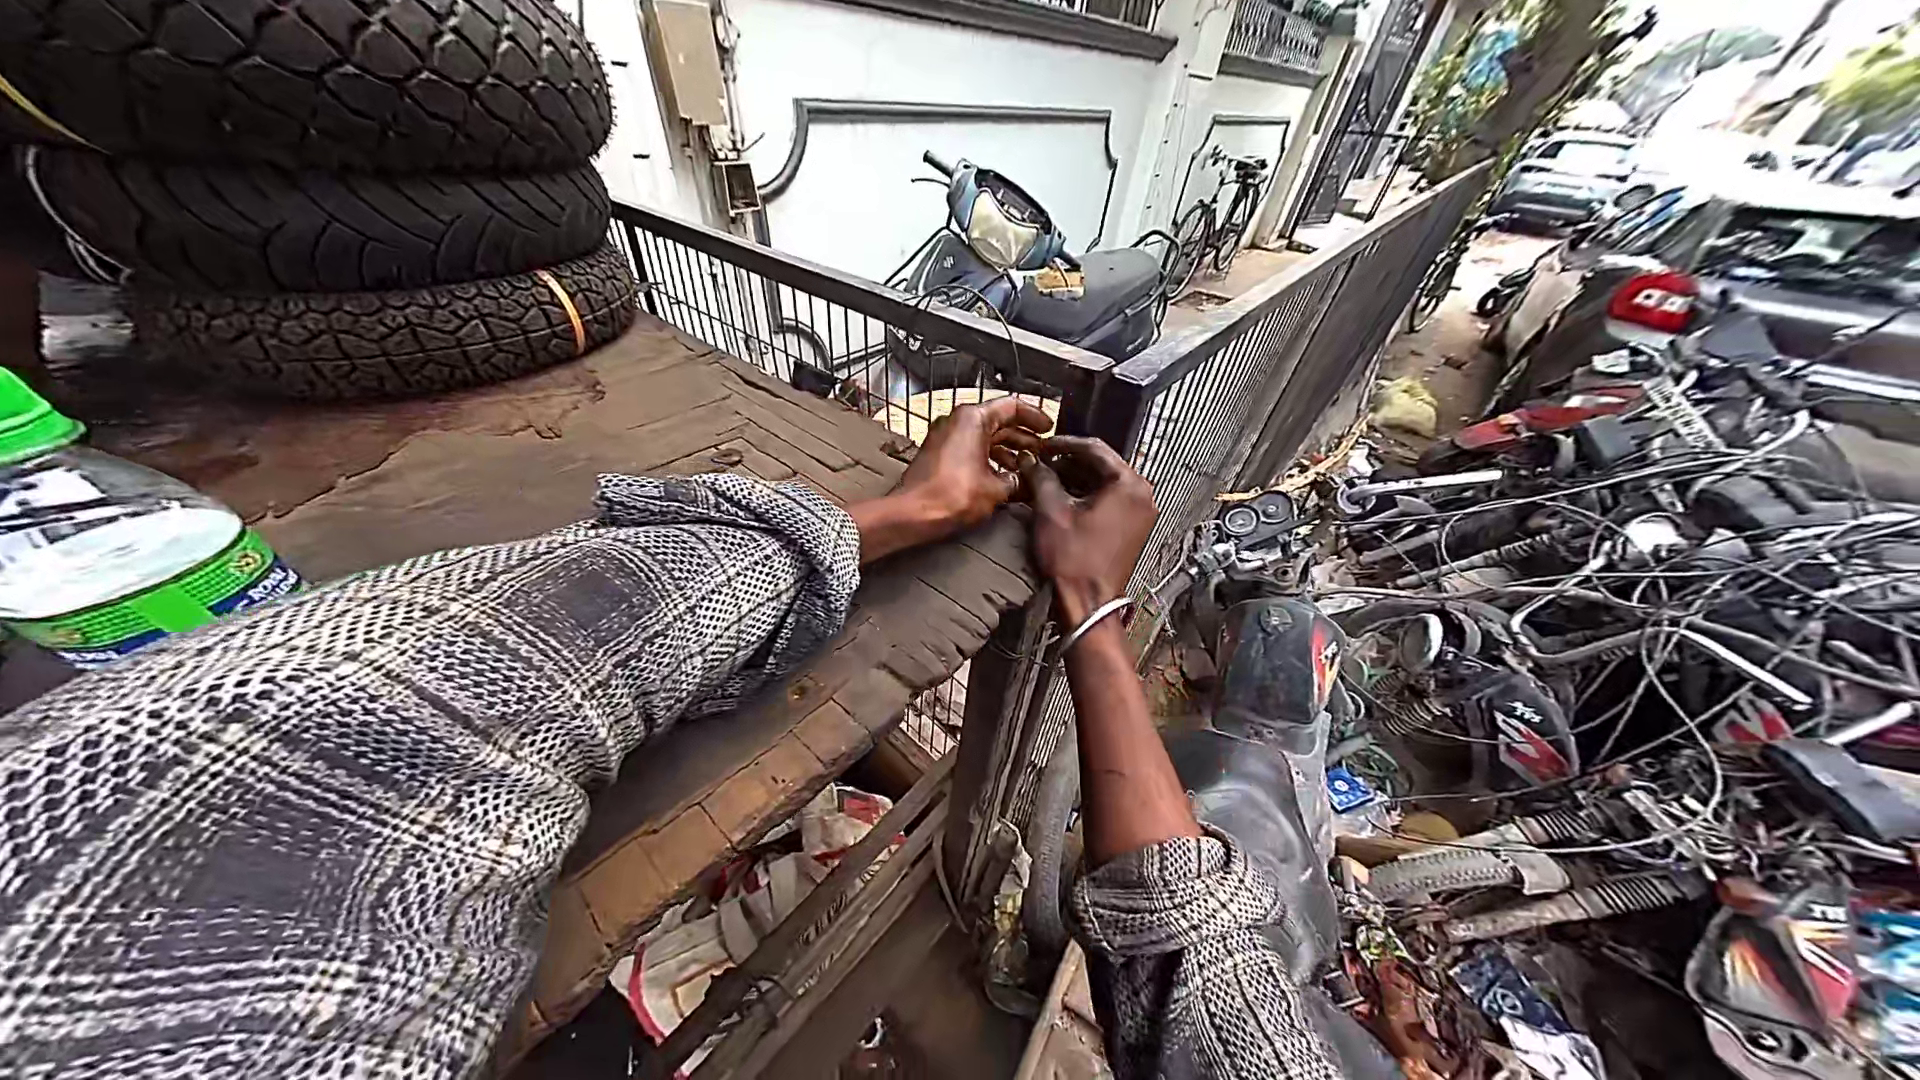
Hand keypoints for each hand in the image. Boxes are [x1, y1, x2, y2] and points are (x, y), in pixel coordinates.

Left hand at [850, 397, 1051, 562]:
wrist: (914, 513)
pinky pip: (970, 448)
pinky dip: (989, 458)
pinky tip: (1002, 476)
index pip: (1012, 406)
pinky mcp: (939, 454)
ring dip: (1007, 449)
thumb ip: (1018, 480)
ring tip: (1025, 466)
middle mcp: (957, 421)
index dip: (1035, 416)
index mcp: (973, 418)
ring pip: (985, 436)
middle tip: (1042, 450)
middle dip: (1023, 436)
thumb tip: (1027, 481)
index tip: (1048, 428)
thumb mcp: (997, 489)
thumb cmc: (949, 496)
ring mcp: (946, 437)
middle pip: (999, 421)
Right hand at [1023, 436, 1155, 625]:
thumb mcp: (1051, 511)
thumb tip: (1032, 461)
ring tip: (1046, 483)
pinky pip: (1108, 502)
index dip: (1063, 445)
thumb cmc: (1075, 562)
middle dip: (1068, 464)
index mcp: (1129, 485)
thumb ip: (1041, 477)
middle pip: (1101, 466)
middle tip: (1041, 465)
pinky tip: (1061, 502)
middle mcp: (1142, 496)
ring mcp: (1139, 514)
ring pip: (1103, 484)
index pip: (1094, 448)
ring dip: (1075, 481)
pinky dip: (1086, 498)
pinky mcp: (1131, 529)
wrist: (1088, 604)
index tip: (1043, 447)